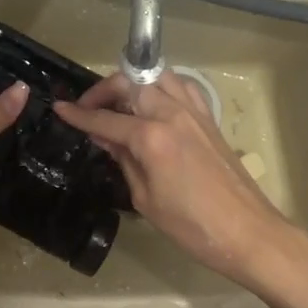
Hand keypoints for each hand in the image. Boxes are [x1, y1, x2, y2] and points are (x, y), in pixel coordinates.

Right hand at [54, 72, 296, 282]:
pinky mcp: (208, 117)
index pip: (106, 120)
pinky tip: (153, 104)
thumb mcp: (146, 199)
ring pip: (156, 77)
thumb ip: (124, 160)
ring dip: (133, 83)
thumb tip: (105, 137)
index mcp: (152, 137)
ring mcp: (193, 111)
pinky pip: (180, 87)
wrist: (246, 231)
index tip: (60, 109)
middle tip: (89, 108)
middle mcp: (171, 113)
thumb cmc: (192, 226)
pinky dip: (161, 87)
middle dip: (104, 91)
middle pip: (130, 83)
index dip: (80, 115)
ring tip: (119, 103)